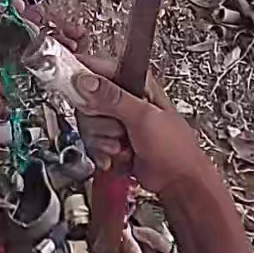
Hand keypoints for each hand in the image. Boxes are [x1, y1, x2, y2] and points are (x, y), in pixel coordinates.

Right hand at [71, 58, 221, 198]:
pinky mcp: (112, 140)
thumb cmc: (175, 148)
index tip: (75, 91)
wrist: (179, 183)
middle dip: (99, 122)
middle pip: (87, 101)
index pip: (100, 69)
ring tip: (123, 146)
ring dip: (103, 142)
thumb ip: (113, 97)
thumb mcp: (144, 117)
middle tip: (117, 130)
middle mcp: (124, 99)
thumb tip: (87, 80)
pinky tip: (120, 157)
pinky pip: (92, 143)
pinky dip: (103, 154)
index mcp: (135, 83)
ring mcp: (117, 121)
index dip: (84, 78)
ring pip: (88, 124)